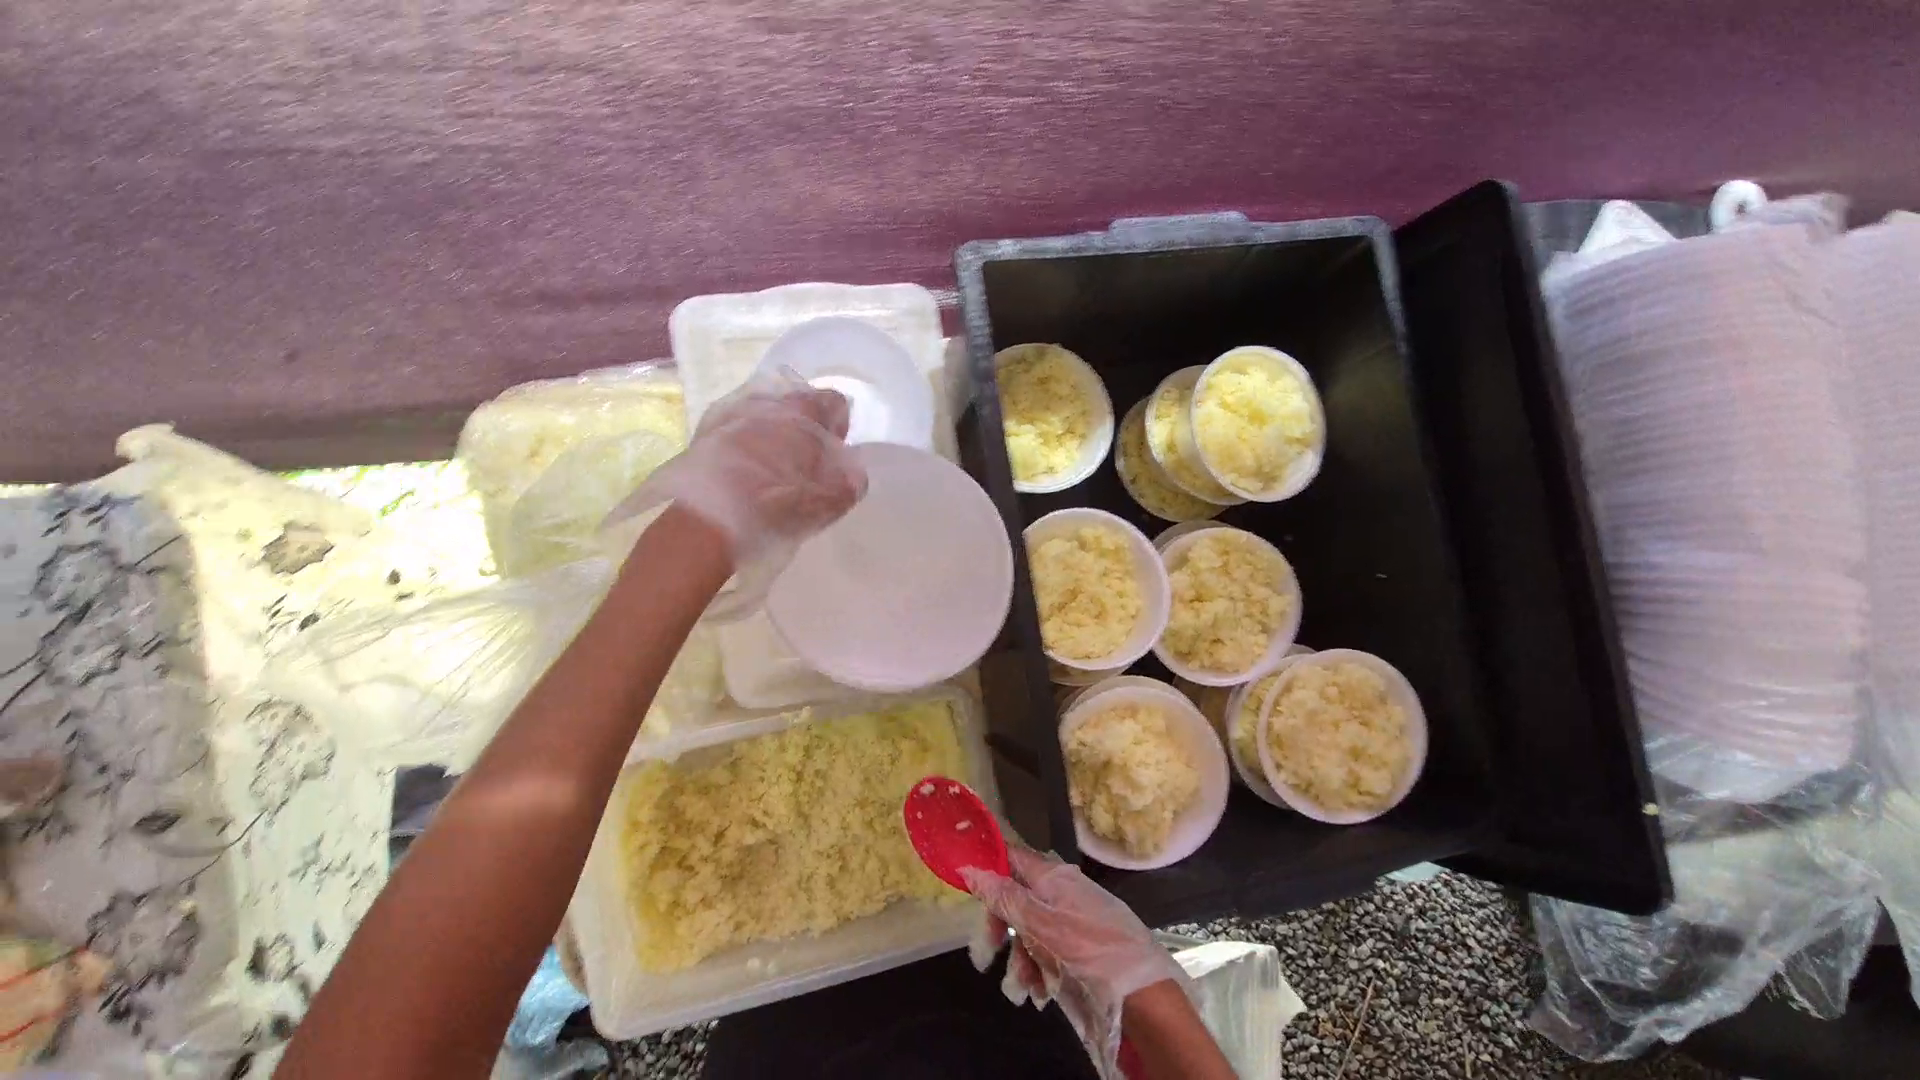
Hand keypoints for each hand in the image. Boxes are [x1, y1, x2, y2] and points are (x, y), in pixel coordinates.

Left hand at [605, 368, 865, 585]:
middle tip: (803, 463)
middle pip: (797, 403)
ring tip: (769, 468)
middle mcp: (770, 398)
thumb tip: (849, 467)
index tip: (833, 455)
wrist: (708, 520)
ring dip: (771, 432)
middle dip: (804, 427)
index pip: (836, 402)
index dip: (839, 428)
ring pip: (764, 413)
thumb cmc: (779, 505)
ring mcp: (733, 409)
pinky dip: (743, 442)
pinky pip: (735, 427)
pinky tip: (741, 471)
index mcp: (807, 409)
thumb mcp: (833, 500)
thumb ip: (851, 477)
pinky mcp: (704, 429)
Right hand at [963, 844, 1187, 1077]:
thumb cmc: (1089, 950)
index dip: (989, 867)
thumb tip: (970, 868)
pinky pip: (1050, 952)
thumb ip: (1005, 898)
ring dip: (1021, 958)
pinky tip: (1040, 992)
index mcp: (1053, 877)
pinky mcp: (1082, 948)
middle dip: (1002, 928)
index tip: (966, 887)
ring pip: (1032, 931)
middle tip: (988, 954)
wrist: (1142, 993)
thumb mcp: (1041, 924)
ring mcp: (1073, 921)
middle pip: (1018, 900)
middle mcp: (1062, 893)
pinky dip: (1040, 970)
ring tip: (1024, 987)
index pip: (1013, 857)